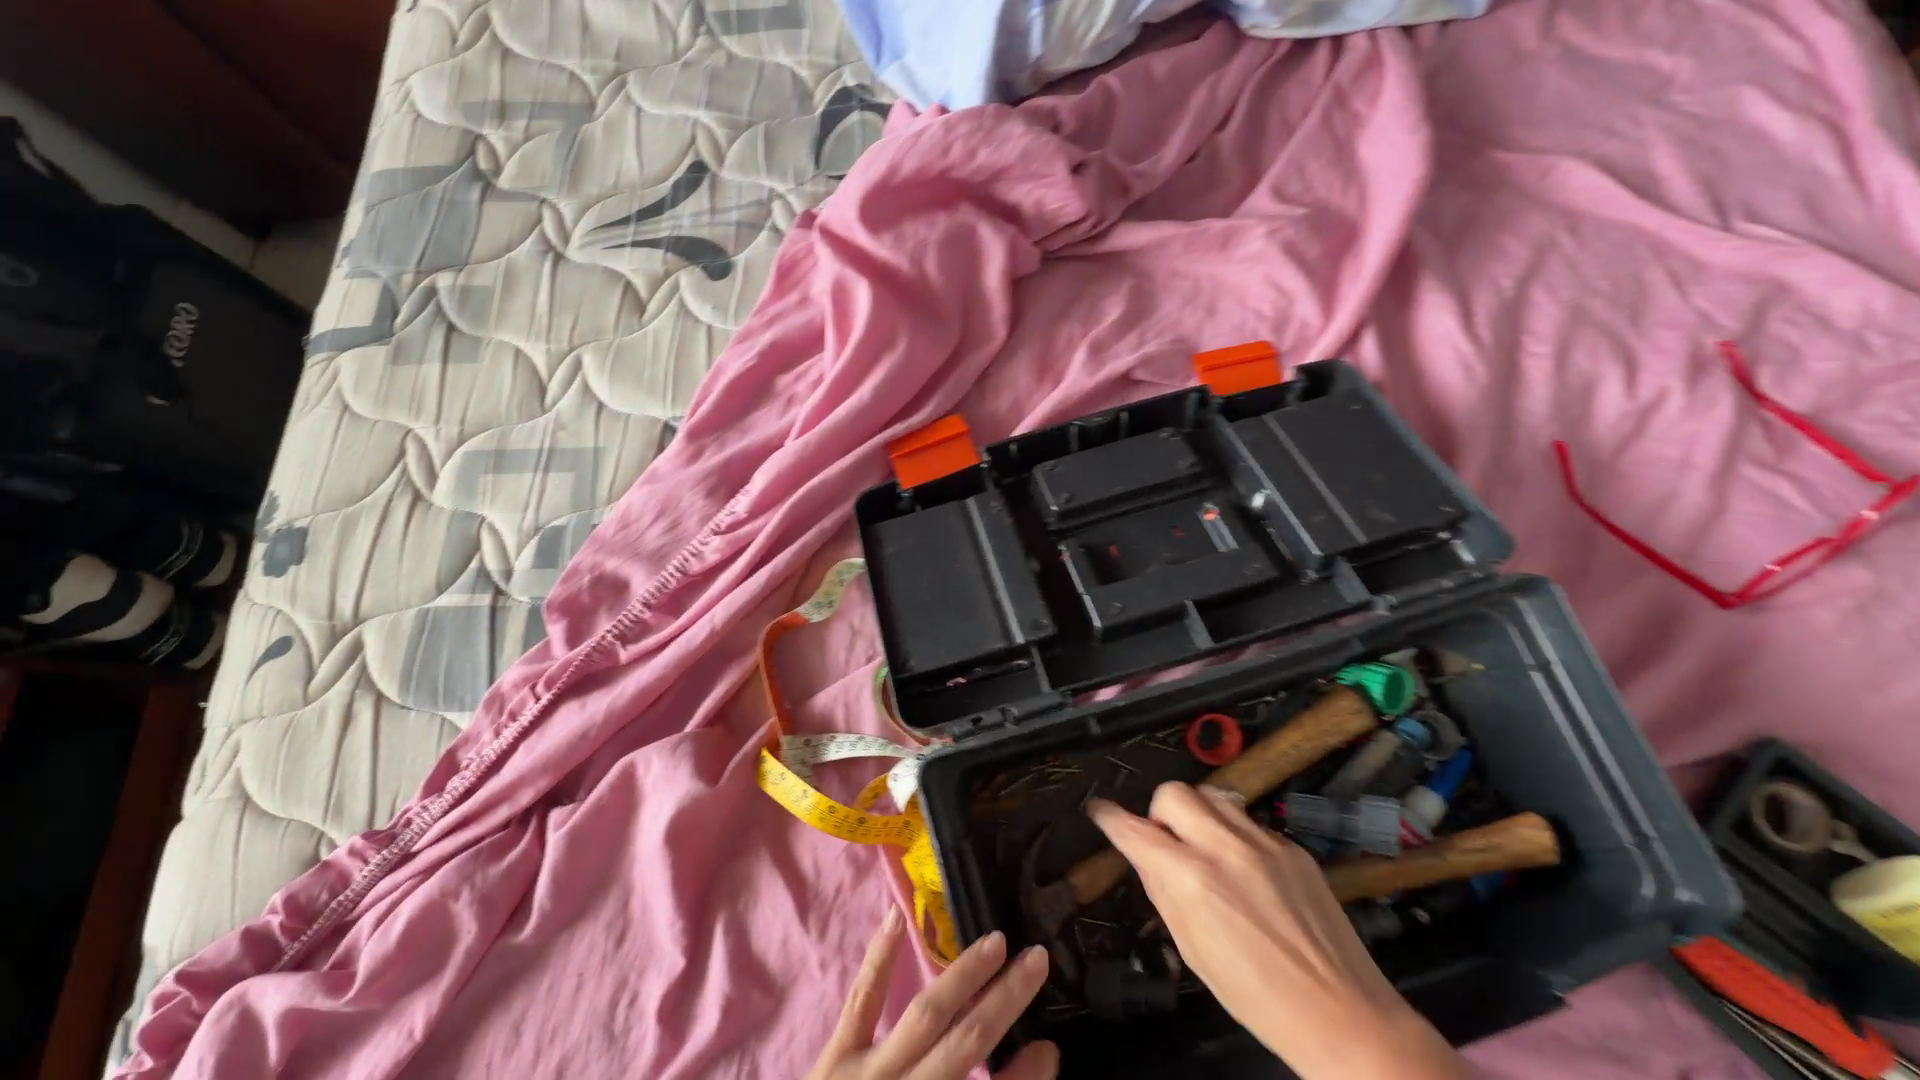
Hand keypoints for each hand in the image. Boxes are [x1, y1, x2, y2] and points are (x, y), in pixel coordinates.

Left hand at [806, 907, 1060, 1079]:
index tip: (1051, 1045)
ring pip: (923, 1015)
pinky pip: (861, 1002)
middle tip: (1038, 957)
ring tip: (995, 941)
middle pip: (966, 1042)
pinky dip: (880, 958)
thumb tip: (1038, 1060)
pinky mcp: (836, 1055)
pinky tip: (897, 917)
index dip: (1025, 1074)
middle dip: (1005, 1001)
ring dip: (962, 976)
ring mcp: (868, 1071)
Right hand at [1087, 783, 1466, 1079]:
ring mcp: (1264, 843)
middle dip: (1158, 811)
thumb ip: (1163, 893)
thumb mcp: (1192, 949)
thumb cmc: (1254, 995)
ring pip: (1214, 797)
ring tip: (1203, 847)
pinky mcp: (1294, 847)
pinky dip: (1235, 836)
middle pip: (1174, 792)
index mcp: (1190, 879)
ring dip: (1197, 815)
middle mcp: (1224, 848)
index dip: (1109, 817)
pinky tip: (1244, 870)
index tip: (1100, 811)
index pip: (1134, 829)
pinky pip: (1251, 822)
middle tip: (1163, 839)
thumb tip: (1143, 857)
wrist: (1338, 1010)